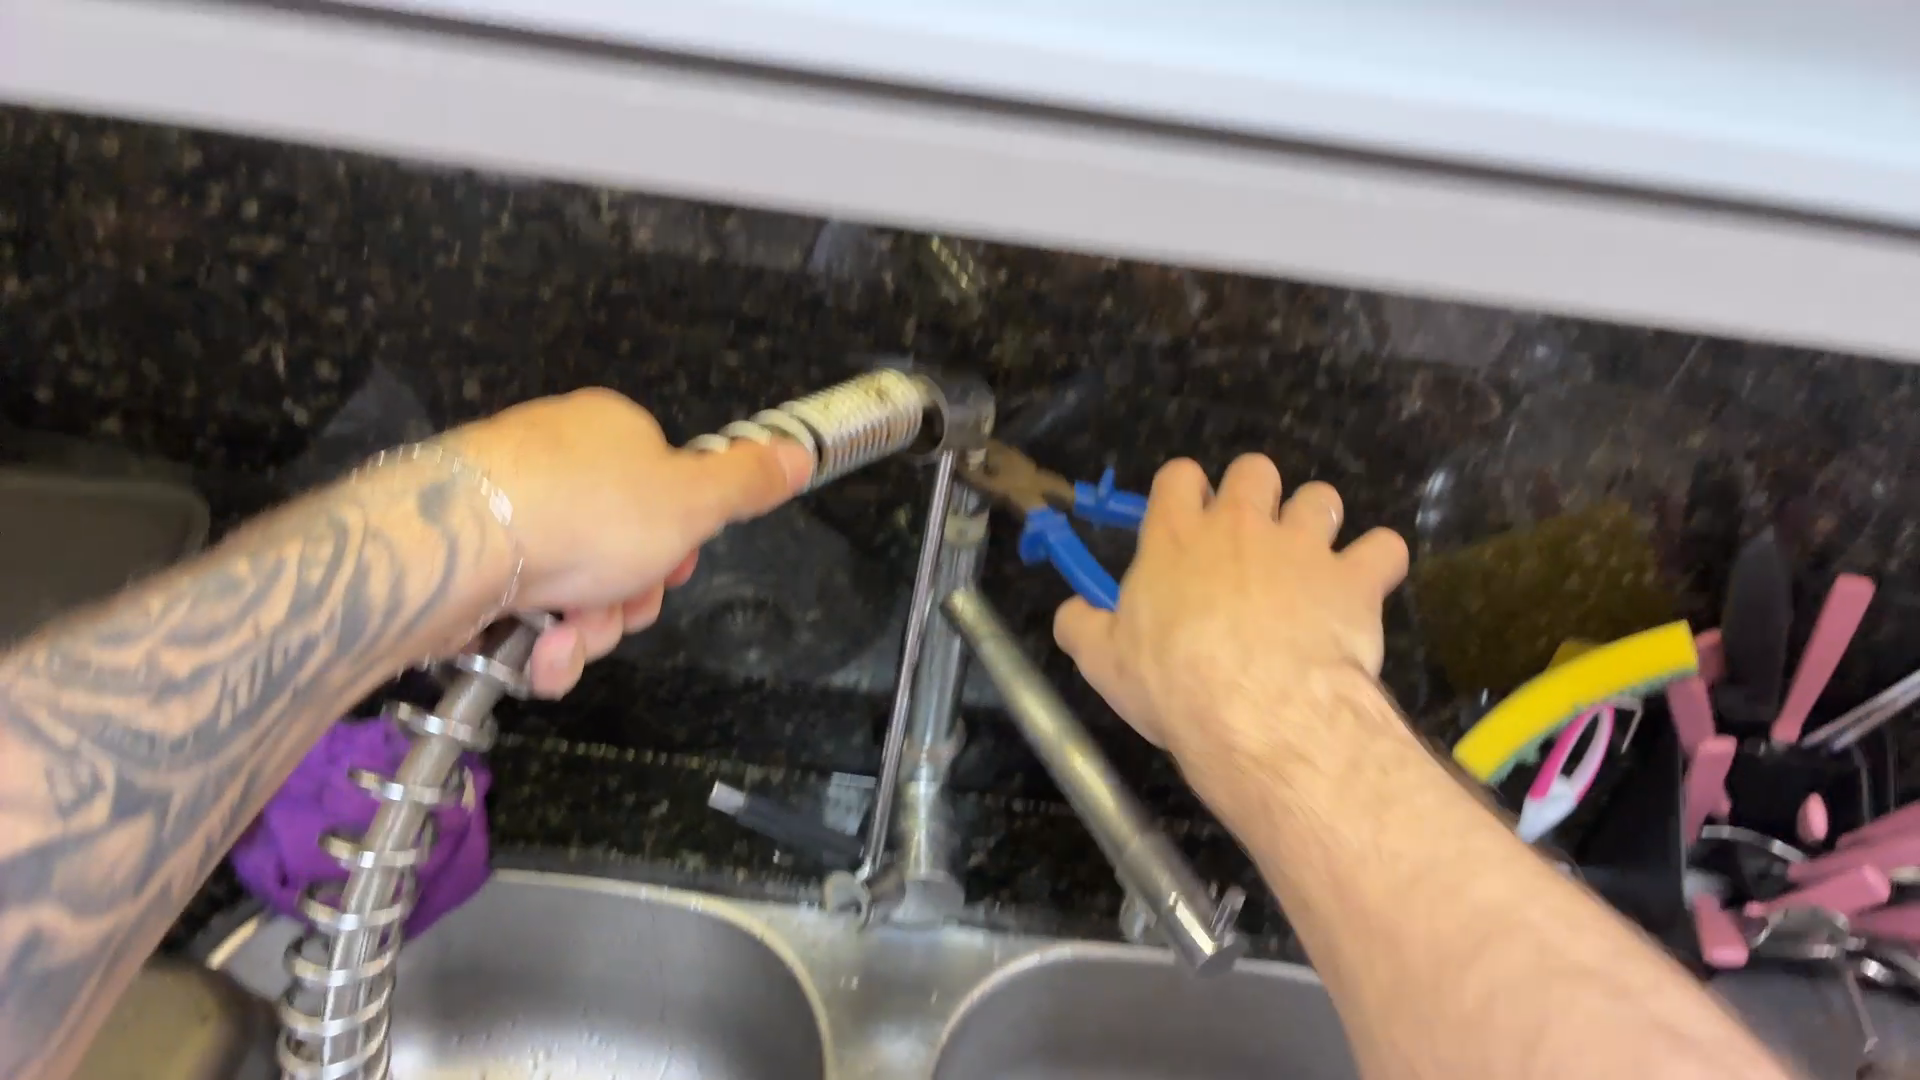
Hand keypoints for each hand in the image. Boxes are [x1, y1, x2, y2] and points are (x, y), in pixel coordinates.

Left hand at [446, 388, 812, 696]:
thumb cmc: (591, 513)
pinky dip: (543, 639)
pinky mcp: (469, 554)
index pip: (668, 493)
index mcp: (614, 435)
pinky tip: (541, 656)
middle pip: (627, 546)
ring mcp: (510, 507)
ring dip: (590, 627)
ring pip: (580, 584)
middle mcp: (560, 463)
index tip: (676, 565)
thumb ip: (748, 482)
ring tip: (570, 638)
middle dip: (632, 594)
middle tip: (622, 604)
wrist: (456, 545)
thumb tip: (800, 452)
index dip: (681, 541)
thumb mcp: (694, 501)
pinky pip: (528, 601)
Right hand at [1052, 454, 1407, 806]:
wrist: (1258, 713)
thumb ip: (1079, 625)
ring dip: (1316, 523)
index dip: (1184, 490)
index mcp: (1175, 536)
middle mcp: (1240, 524)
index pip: (1179, 475)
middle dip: (1255, 494)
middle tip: (1250, 540)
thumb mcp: (1101, 661)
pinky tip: (1364, 588)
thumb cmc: (1171, 682)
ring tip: (1310, 562)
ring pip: (1321, 499)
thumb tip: (1070, 610)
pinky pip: (1384, 548)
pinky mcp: (1353, 579)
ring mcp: (1302, 547)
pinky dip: (1376, 564)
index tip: (1186, 519)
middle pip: (1254, 469)